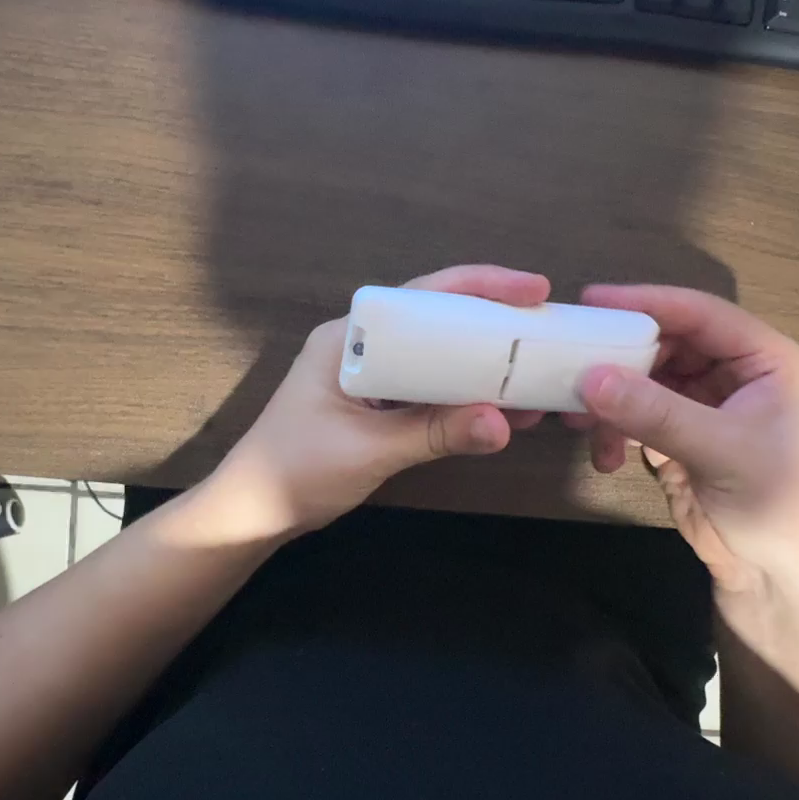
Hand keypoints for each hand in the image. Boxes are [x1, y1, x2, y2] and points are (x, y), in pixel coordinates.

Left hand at [209, 265, 550, 538]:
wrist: (251, 512)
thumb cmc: (296, 471)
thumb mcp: (368, 450)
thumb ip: (434, 433)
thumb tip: (504, 423)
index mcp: (350, 336)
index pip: (424, 295)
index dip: (481, 287)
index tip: (535, 291)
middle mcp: (362, 344)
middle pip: (437, 320)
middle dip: (493, 327)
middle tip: (547, 336)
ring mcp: (370, 374)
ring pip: (437, 356)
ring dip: (482, 368)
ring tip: (533, 384)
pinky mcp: (377, 403)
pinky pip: (428, 388)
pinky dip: (462, 398)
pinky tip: (498, 412)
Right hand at [571, 285, 798, 609]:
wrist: (783, 583)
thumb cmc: (779, 505)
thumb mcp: (722, 451)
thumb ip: (655, 411)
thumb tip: (589, 377)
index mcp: (763, 359)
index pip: (699, 314)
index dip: (646, 302)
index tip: (589, 300)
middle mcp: (731, 375)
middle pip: (664, 344)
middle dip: (620, 358)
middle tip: (570, 364)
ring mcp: (702, 409)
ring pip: (644, 383)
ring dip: (611, 400)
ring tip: (577, 419)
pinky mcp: (679, 442)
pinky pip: (635, 420)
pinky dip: (615, 432)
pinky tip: (605, 457)